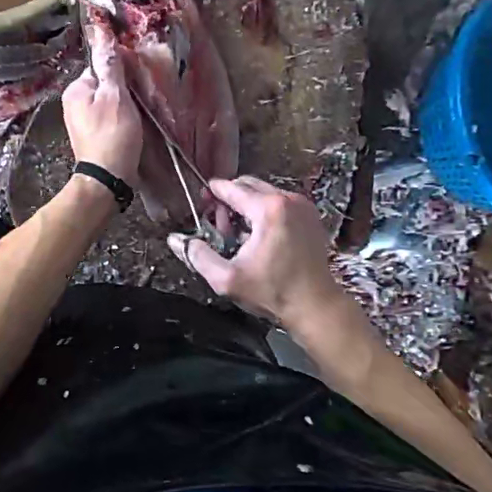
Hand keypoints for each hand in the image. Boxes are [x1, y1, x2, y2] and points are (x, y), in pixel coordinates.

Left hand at [61, 22, 142, 188]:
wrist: (107, 179)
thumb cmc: (113, 135)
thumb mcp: (116, 96)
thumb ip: (111, 67)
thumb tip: (103, 36)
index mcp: (75, 90)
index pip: (100, 68)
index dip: (120, 73)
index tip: (135, 84)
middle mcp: (72, 104)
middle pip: (104, 87)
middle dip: (123, 92)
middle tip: (139, 103)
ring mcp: (80, 123)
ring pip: (108, 105)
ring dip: (124, 109)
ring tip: (137, 118)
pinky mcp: (91, 139)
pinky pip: (108, 121)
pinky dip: (120, 123)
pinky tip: (130, 131)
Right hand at [169, 176, 343, 323]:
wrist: (315, 305)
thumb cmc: (273, 292)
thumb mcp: (227, 278)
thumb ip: (198, 256)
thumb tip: (176, 240)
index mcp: (269, 209)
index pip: (233, 188)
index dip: (214, 192)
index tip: (202, 199)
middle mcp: (288, 200)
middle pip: (249, 185)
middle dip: (230, 200)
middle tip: (218, 223)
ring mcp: (303, 207)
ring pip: (265, 193)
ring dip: (247, 206)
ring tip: (237, 234)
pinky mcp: (311, 217)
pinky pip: (281, 203)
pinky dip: (265, 212)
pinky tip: (258, 237)